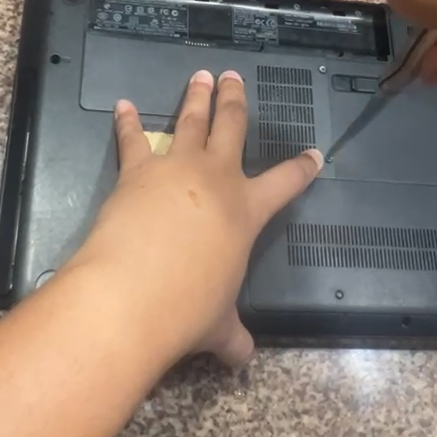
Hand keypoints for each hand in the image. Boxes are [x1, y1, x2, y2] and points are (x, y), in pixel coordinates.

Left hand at [60, 70, 322, 367]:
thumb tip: (242, 360)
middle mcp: (216, 178)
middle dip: (235, 100)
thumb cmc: (189, 309)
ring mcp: (176, 168)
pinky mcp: (137, 170)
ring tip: (199, 75)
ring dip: (196, 97)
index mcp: (247, 211)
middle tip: (234, 77)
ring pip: (190, 120)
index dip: (302, 168)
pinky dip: (127, 121)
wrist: (135, 294)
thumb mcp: (218, 327)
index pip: (286, 183)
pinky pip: (133, 139)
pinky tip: (123, 105)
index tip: (314, 153)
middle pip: (232, 127)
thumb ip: (232, 338)